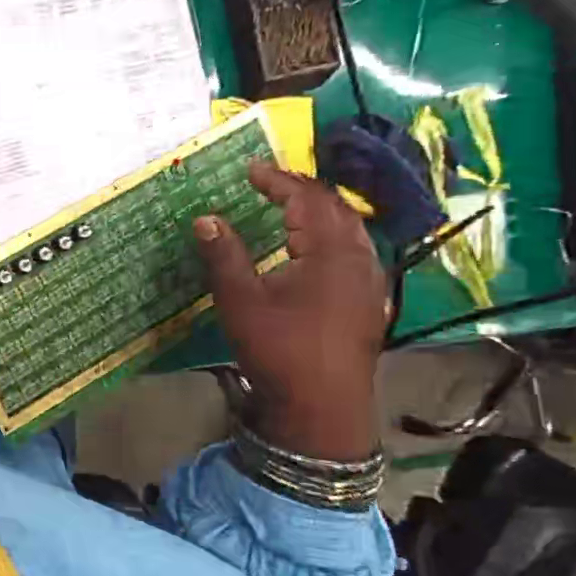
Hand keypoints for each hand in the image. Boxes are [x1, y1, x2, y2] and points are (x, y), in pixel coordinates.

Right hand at [193, 162, 386, 461]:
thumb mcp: (240, 300)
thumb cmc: (279, 348)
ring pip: (349, 231)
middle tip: (269, 183)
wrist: (321, 406)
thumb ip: (224, 255)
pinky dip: (330, 237)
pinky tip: (314, 251)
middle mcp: (358, 260)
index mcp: (329, 253)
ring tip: (290, 209)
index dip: (278, 180)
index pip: (307, 200)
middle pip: (335, 210)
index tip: (250, 170)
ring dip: (319, 213)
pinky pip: (353, 253)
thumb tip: (205, 218)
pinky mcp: (367, 303)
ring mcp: (369, 283)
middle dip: (302, 191)